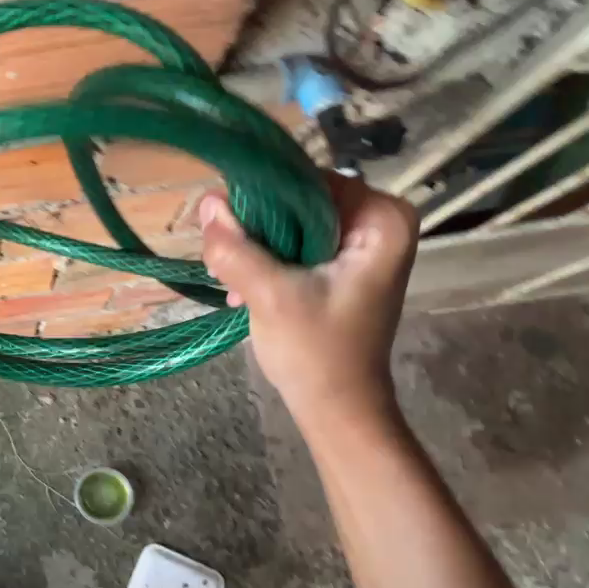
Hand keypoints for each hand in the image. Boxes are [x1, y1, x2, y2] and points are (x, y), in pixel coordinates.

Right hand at [198, 174, 418, 428]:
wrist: (337, 407)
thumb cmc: (316, 351)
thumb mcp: (269, 295)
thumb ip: (236, 247)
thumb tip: (206, 202)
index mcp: (381, 218)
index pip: (309, 180)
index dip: (261, 196)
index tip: (223, 222)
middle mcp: (379, 222)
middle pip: (299, 200)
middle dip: (256, 227)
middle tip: (223, 256)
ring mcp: (361, 245)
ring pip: (291, 224)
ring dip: (255, 247)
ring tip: (230, 278)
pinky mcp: (342, 267)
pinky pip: (295, 245)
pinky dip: (266, 261)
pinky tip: (243, 289)